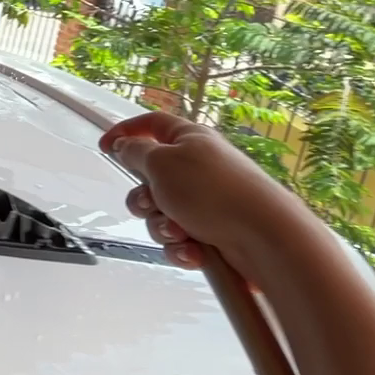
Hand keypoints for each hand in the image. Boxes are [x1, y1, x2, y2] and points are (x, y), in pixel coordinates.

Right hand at [99, 111, 314, 272]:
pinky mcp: (213, 233)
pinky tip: (193, 250)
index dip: (126, 132)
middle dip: (143, 198)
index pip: (151, 125)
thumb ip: (134, 152)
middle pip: (149, 178)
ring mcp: (206, 202)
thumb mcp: (161, 162)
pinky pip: (178, 239)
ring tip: (180, 231)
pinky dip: (180, 246)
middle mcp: (198, 169)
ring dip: (161, 225)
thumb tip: (125, 147)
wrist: (268, 241)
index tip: (106, 147)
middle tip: (153, 203)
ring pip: (160, 213)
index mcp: (190, 141)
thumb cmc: (216, 193)